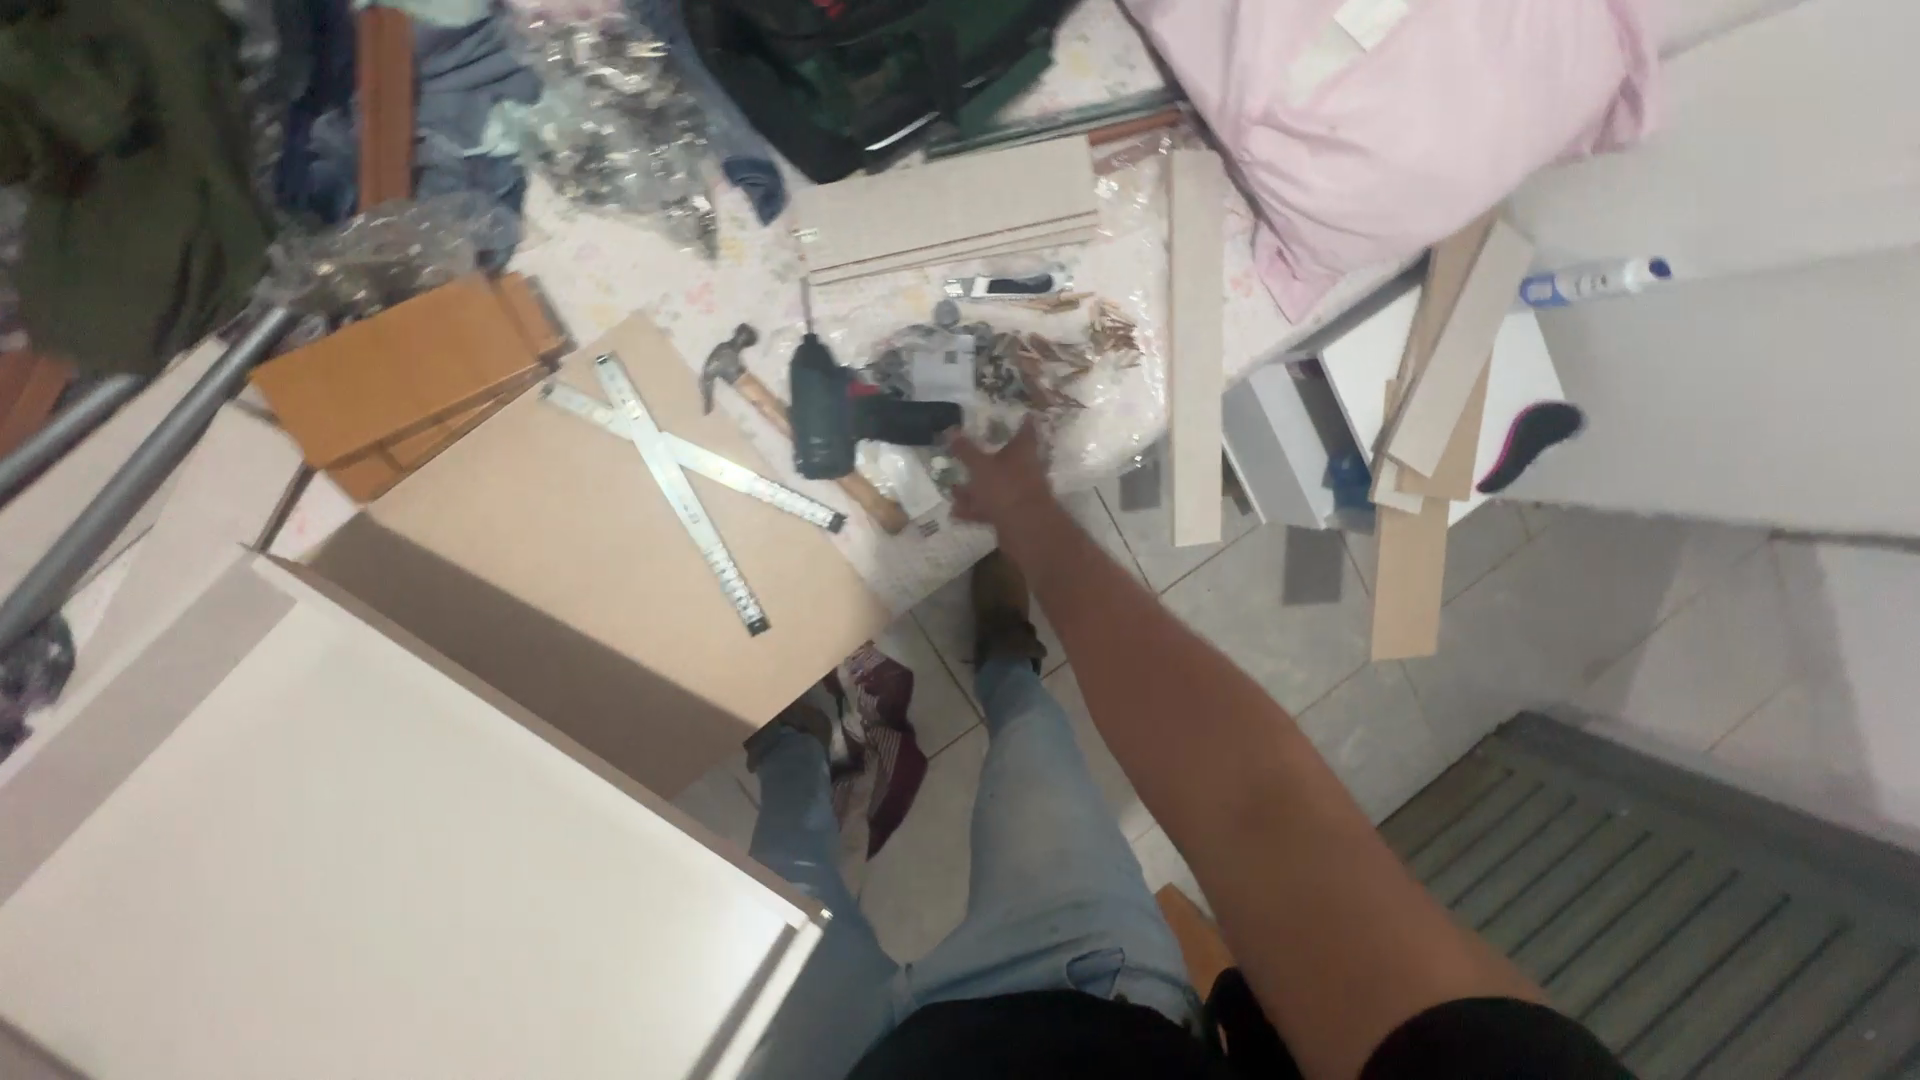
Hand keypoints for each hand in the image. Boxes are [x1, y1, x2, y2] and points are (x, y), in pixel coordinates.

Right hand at [945, 417, 1057, 532]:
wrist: (1025, 529)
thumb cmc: (1006, 487)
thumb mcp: (980, 466)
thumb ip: (965, 450)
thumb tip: (951, 430)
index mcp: (1023, 451)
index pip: (1026, 430)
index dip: (1023, 421)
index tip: (1021, 414)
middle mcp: (1024, 469)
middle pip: (1007, 459)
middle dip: (987, 458)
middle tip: (969, 454)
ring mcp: (1019, 493)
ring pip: (995, 486)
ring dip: (975, 488)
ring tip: (953, 489)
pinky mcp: (1012, 514)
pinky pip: (990, 507)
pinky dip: (974, 509)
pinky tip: (955, 512)